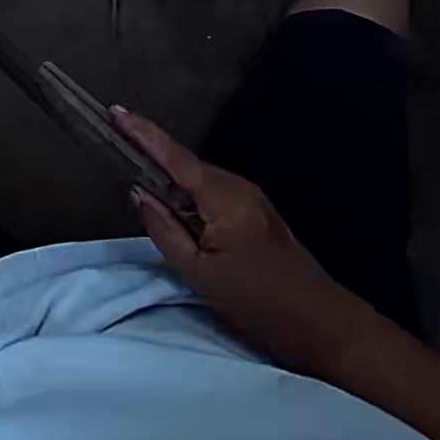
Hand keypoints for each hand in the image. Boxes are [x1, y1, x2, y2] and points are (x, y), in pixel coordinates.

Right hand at [115, 107, 373, 370]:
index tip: (116, 111)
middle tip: (114, 135)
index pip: (175, 157)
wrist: (325, 328)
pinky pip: (208, 189)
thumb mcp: (199, 274)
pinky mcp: (253, 210)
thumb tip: (138, 192)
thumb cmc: (259, 303)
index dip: (142, 133)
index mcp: (225, 199)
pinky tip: (167, 196)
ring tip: (132, 161)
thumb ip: (163, 229)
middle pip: (184, 162)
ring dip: (165, 169)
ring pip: (196, 176)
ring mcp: (249, 197)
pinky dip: (183, 187)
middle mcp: (238, 188)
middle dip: (150, 148)